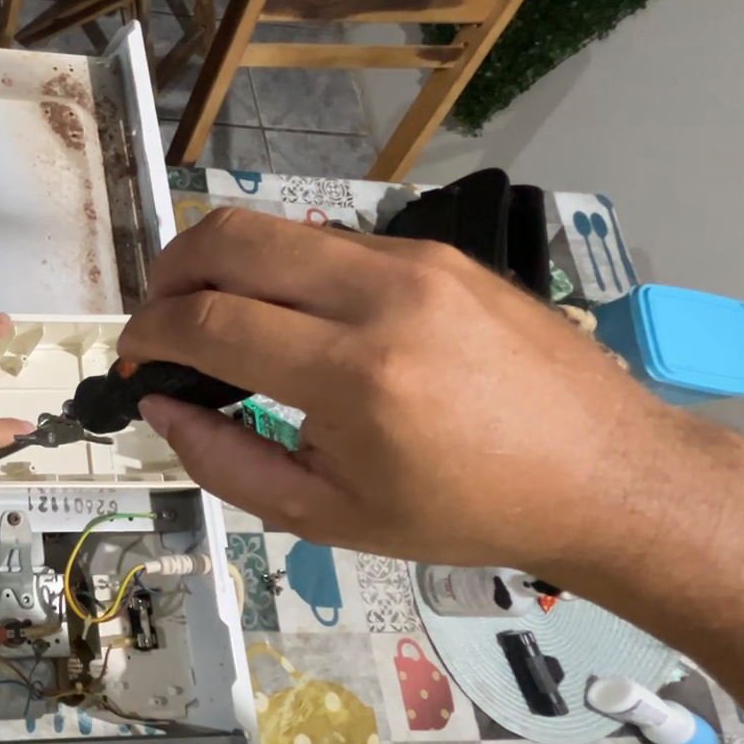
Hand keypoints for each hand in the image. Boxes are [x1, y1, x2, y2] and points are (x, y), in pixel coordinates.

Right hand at [118, 208, 701, 572]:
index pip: (207, 322)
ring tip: (208, 314)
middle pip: (228, 241)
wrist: (611, 476)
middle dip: (165, 275)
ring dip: (213, 263)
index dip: (147, 335)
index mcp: (352, 375)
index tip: (132, 359)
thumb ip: (221, 461)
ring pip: (271, 228)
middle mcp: (380, 296)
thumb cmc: (458, 510)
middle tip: (155, 322)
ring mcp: (412, 262)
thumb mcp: (321, 515)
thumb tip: (158, 407)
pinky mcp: (434, 252)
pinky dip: (272, 269)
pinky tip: (282, 316)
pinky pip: (320, 241)